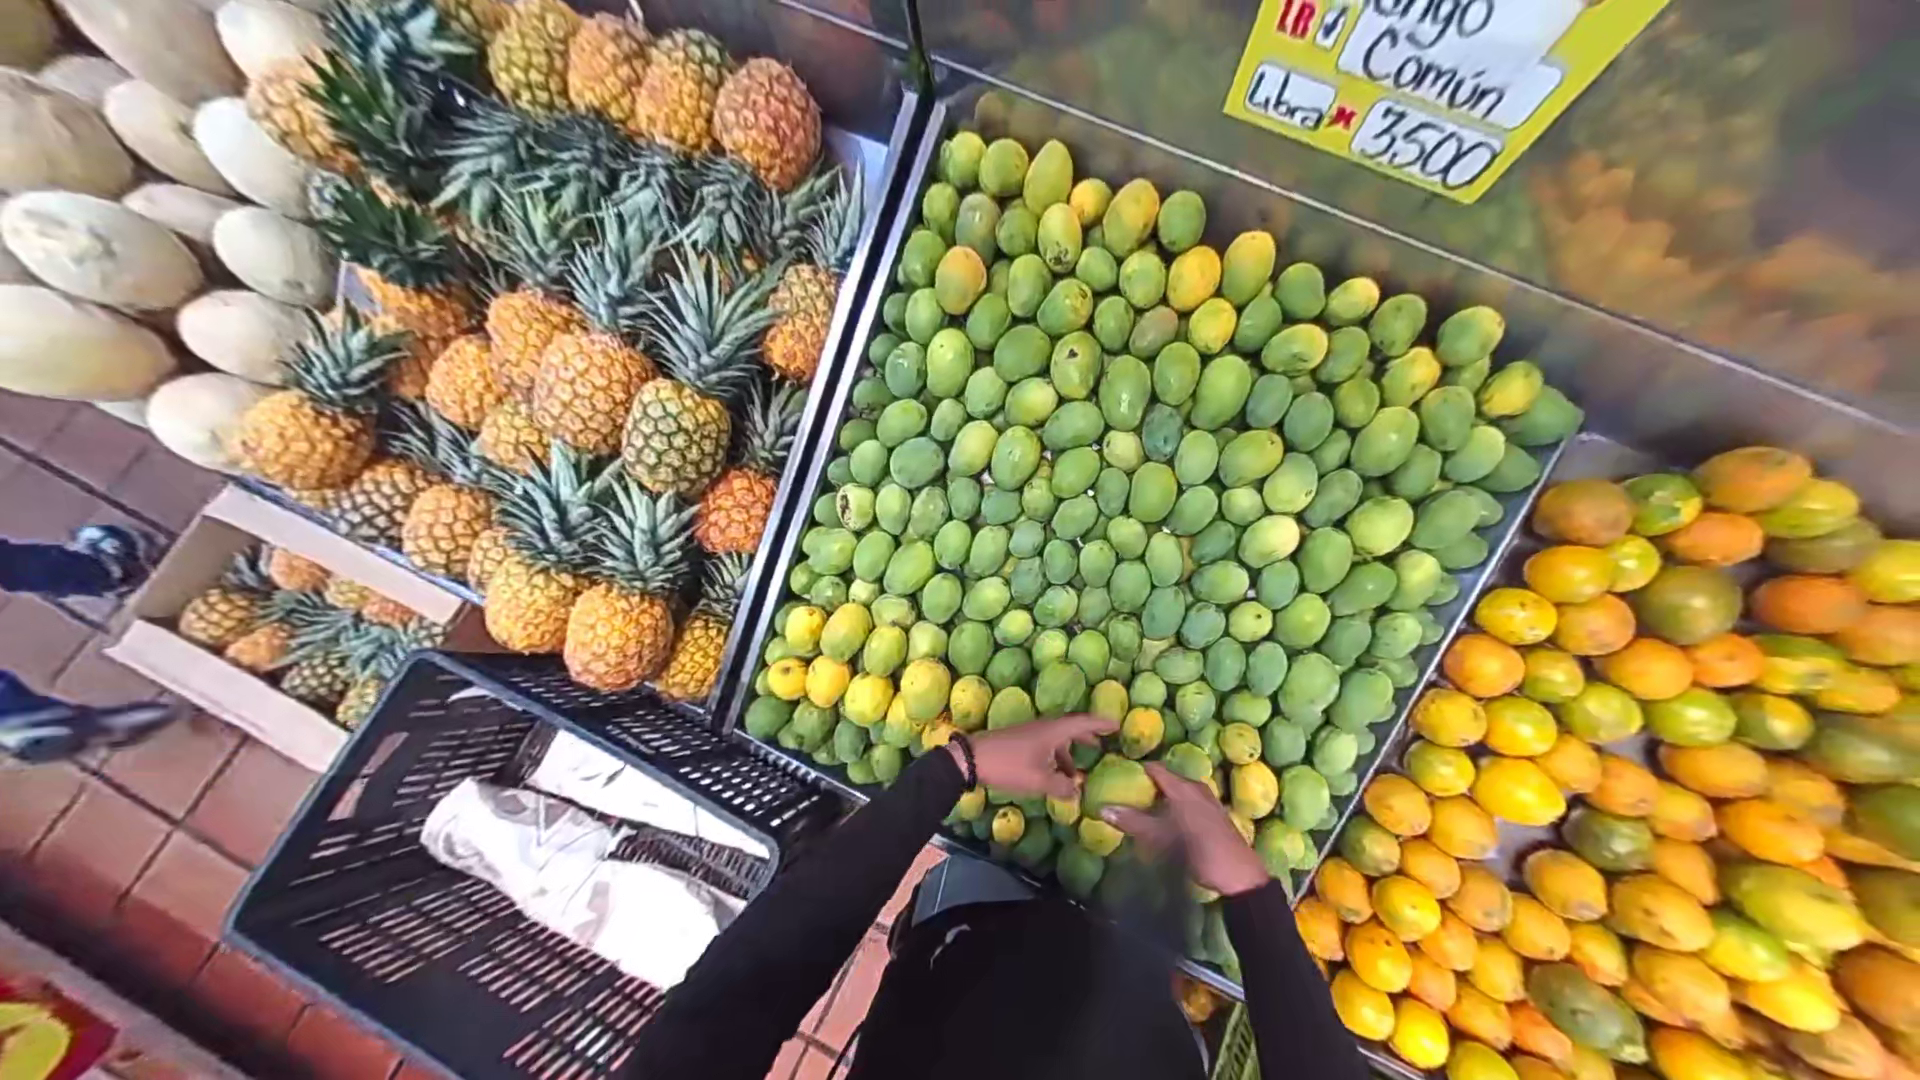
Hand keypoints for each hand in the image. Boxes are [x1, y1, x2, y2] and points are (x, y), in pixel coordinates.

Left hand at [947, 713, 1116, 798]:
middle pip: (1071, 728)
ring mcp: (1031, 734)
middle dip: (1087, 736)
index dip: (1101, 723)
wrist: (973, 758)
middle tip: (1103, 744)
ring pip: (1057, 740)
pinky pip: (1046, 746)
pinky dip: (1056, 758)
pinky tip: (1054, 776)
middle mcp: (1044, 728)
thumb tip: (1078, 791)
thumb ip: (1061, 787)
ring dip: (1069, 753)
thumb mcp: (1039, 780)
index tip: (1117, 724)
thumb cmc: (1009, 765)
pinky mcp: (1020, 742)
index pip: (1083, 722)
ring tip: (1078, 774)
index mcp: (1053, 731)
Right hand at [1100, 763, 1269, 896]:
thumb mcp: (1162, 838)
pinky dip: (1172, 805)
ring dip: (1159, 797)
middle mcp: (1195, 787)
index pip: (1153, 768)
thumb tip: (1103, 809)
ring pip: (1176, 790)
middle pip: (1165, 778)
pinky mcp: (1213, 813)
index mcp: (1183, 787)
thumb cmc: (1201, 851)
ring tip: (1139, 807)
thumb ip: (1133, 822)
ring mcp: (1207, 800)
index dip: (1134, 769)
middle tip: (1123, 793)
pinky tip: (1164, 820)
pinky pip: (1186, 800)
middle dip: (1145, 784)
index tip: (1115, 775)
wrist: (1241, 878)